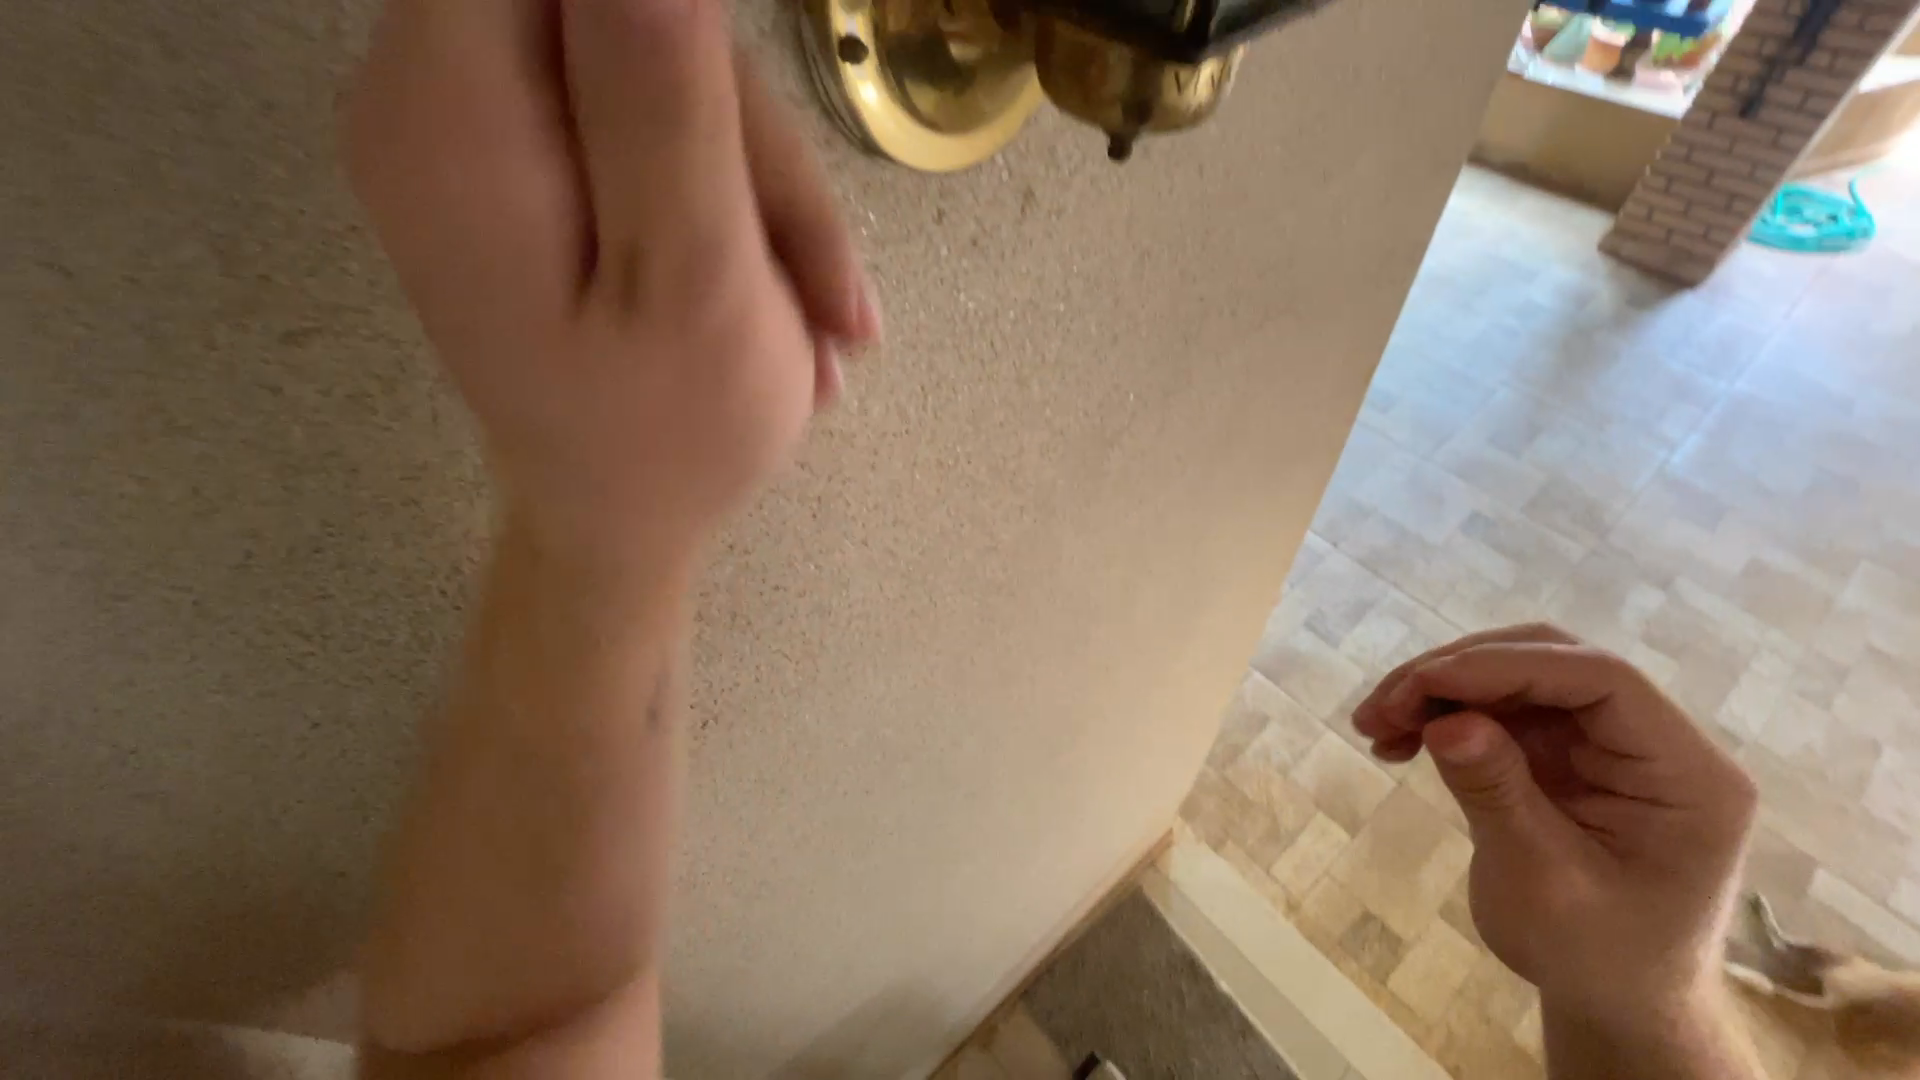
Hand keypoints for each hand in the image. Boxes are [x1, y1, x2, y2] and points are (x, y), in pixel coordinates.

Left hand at [343, 0, 879, 565]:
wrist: (621, 531)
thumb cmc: (665, 435)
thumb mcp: (693, 277)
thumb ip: (668, 105)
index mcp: (457, 118)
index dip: (670, 15)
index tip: (742, 110)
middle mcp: (448, 110)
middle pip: (627, 24)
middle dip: (756, 147)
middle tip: (834, 288)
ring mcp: (502, 151)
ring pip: (668, 93)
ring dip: (771, 206)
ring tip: (824, 330)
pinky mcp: (552, 188)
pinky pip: (664, 152)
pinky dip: (741, 226)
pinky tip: (788, 316)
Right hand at [1352, 624, 1757, 1029]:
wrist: (1609, 1000)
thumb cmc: (1592, 954)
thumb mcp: (1541, 880)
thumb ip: (1498, 794)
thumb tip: (1446, 721)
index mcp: (1683, 773)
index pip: (1599, 679)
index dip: (1503, 666)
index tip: (1418, 686)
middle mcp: (1648, 742)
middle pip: (1547, 662)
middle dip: (1456, 673)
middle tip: (1382, 708)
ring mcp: (1601, 744)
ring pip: (1509, 677)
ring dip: (1435, 692)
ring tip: (1373, 725)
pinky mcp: (1559, 754)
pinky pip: (1493, 709)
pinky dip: (1439, 717)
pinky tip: (1395, 742)